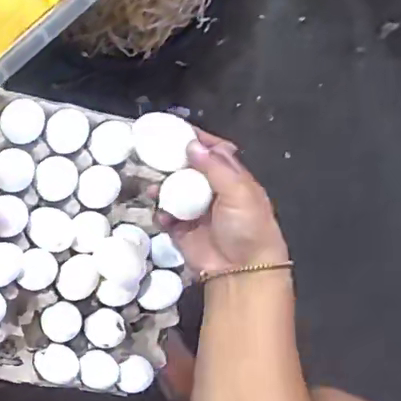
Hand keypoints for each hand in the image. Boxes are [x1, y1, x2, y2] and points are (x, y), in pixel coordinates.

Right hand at [163, 135, 289, 274]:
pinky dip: (161, 214)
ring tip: (152, 186)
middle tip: (154, 154)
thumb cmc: (248, 227)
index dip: (198, 140)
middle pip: (188, 170)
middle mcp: (213, 192)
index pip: (214, 152)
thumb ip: (215, 168)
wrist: (241, 270)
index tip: (176, 130)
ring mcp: (196, 212)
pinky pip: (166, 217)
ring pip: (173, 192)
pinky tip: (161, 214)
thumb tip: (191, 145)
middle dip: (172, 162)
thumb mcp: (239, 191)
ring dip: (162, 188)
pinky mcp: (181, 231)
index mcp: (233, 179)